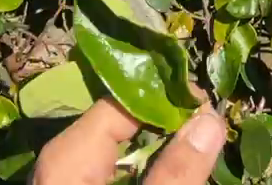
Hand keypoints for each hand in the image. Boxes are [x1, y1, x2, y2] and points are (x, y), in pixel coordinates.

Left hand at [32, 98, 226, 184]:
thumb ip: (174, 174)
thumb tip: (211, 118)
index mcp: (68, 155)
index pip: (125, 97)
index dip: (169, 94)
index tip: (207, 106)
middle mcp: (60, 161)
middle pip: (122, 120)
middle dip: (167, 120)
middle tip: (207, 127)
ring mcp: (64, 179)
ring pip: (117, 149)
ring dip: (157, 147)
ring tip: (194, 145)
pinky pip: (109, 171)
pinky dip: (141, 169)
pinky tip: (166, 174)